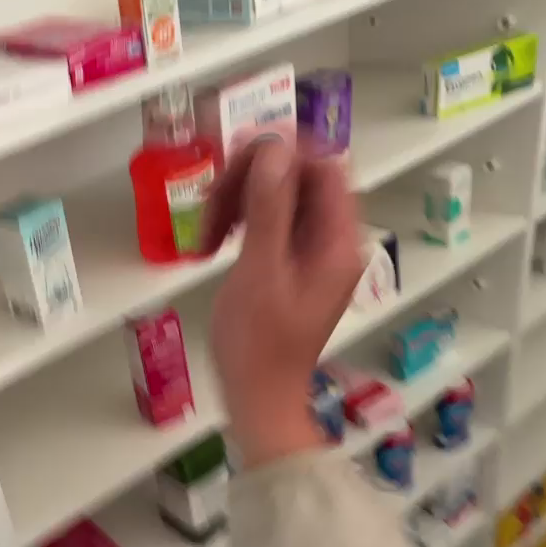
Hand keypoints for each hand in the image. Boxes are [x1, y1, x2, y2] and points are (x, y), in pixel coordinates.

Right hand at [202, 141, 368, 468]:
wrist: (258, 397)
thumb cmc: (258, 343)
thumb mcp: (259, 272)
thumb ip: (268, 208)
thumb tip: (273, 149)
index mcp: (338, 240)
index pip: (325, 166)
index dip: (283, 153)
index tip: (236, 162)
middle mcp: (333, 239)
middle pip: (299, 177)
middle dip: (251, 182)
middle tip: (211, 207)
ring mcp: (313, 252)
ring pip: (279, 198)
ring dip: (239, 203)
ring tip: (206, 236)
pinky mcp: (292, 263)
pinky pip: (271, 222)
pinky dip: (241, 223)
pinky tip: (216, 242)